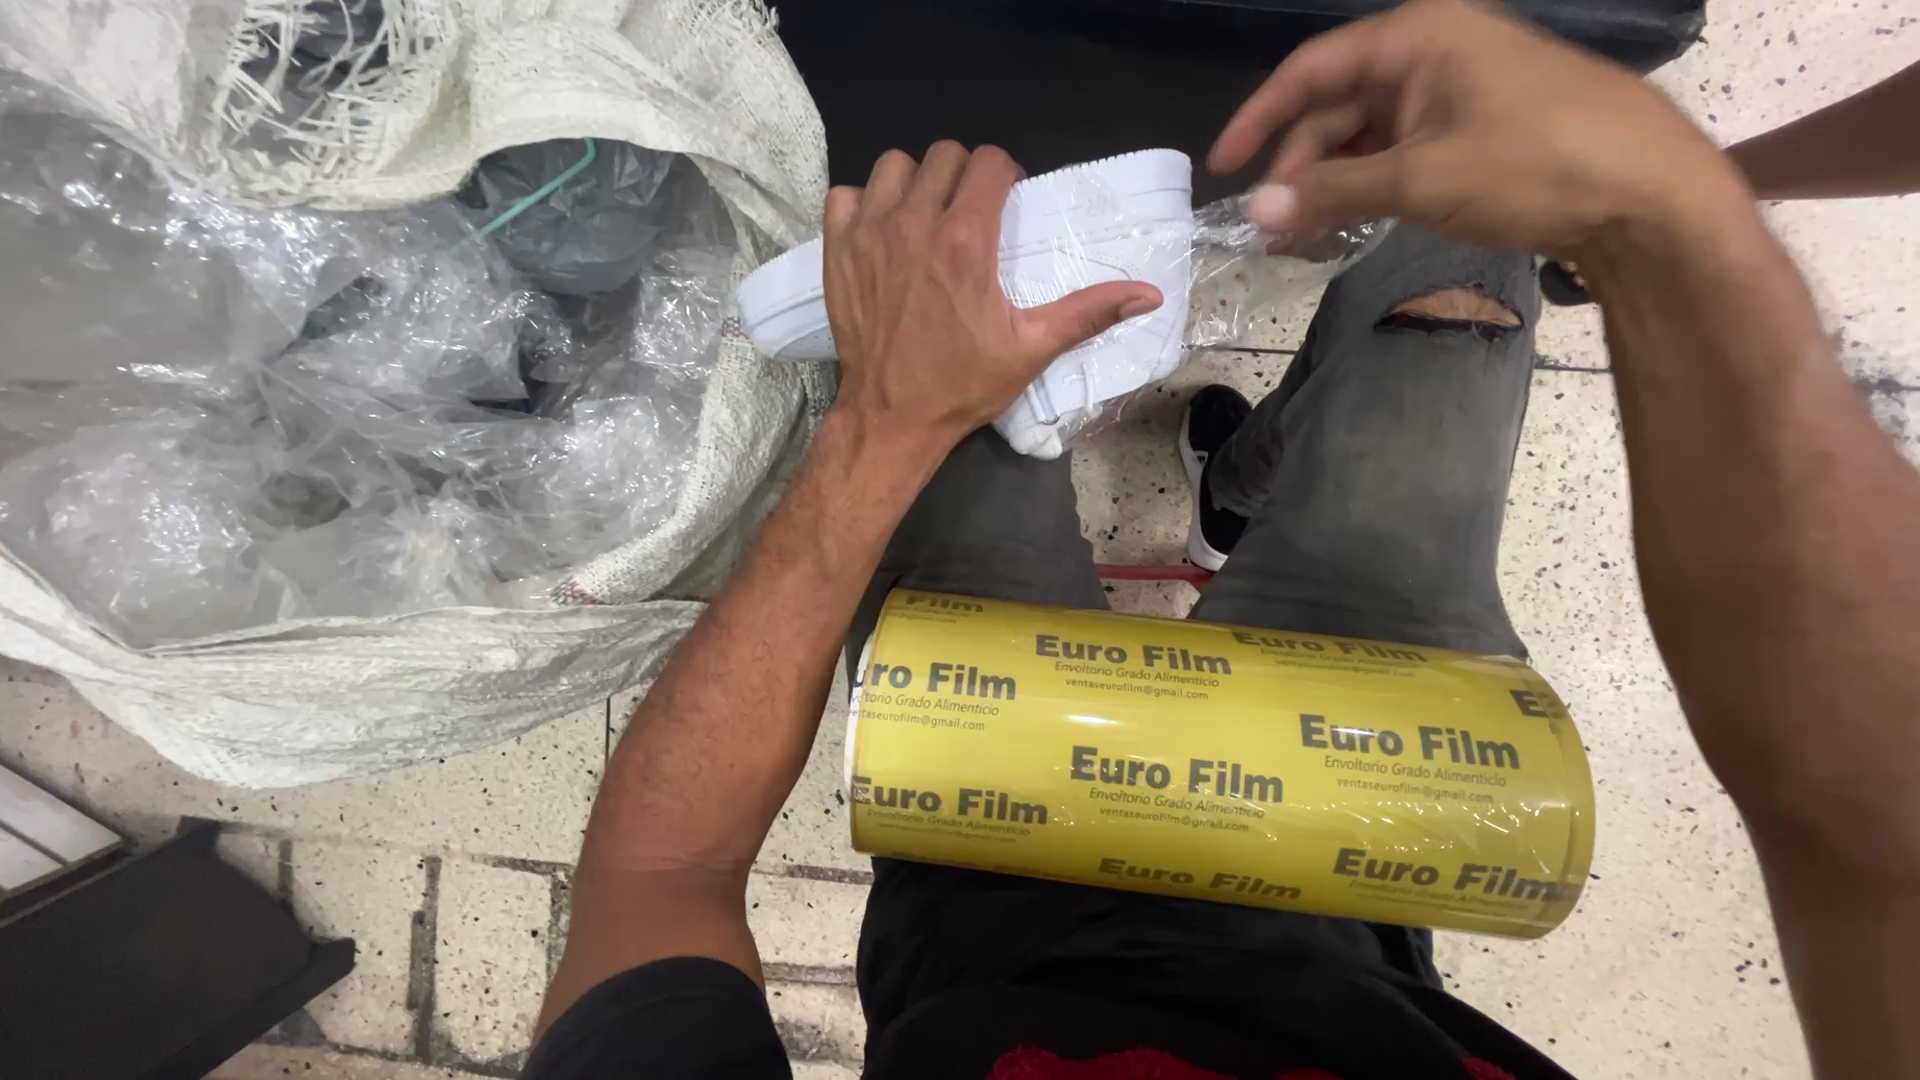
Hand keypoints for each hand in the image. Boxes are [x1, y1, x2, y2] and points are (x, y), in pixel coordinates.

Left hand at [823, 142, 1161, 455]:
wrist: (893, 417)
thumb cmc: (962, 386)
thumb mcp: (1030, 351)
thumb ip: (1087, 314)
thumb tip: (1148, 296)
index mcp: (965, 241)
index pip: (989, 162)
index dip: (1004, 175)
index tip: (1006, 203)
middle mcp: (914, 224)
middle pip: (944, 157)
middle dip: (964, 176)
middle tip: (970, 213)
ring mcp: (868, 235)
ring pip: (893, 167)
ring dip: (915, 182)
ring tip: (926, 217)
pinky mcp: (836, 251)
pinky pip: (846, 197)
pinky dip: (864, 205)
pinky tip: (880, 233)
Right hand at [1210, 0, 1748, 257]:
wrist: (1645, 194)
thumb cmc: (1534, 165)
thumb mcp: (1420, 179)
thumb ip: (1331, 192)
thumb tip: (1253, 212)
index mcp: (1416, 38)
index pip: (1309, 71)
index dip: (1259, 118)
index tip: (1222, 167)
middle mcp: (1428, 53)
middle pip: (1333, 109)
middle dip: (1297, 168)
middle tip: (1273, 228)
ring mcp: (1449, 92)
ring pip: (1360, 136)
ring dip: (1327, 185)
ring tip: (1301, 237)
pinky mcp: (1466, 128)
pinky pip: (1392, 153)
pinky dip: (1362, 188)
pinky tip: (1344, 224)